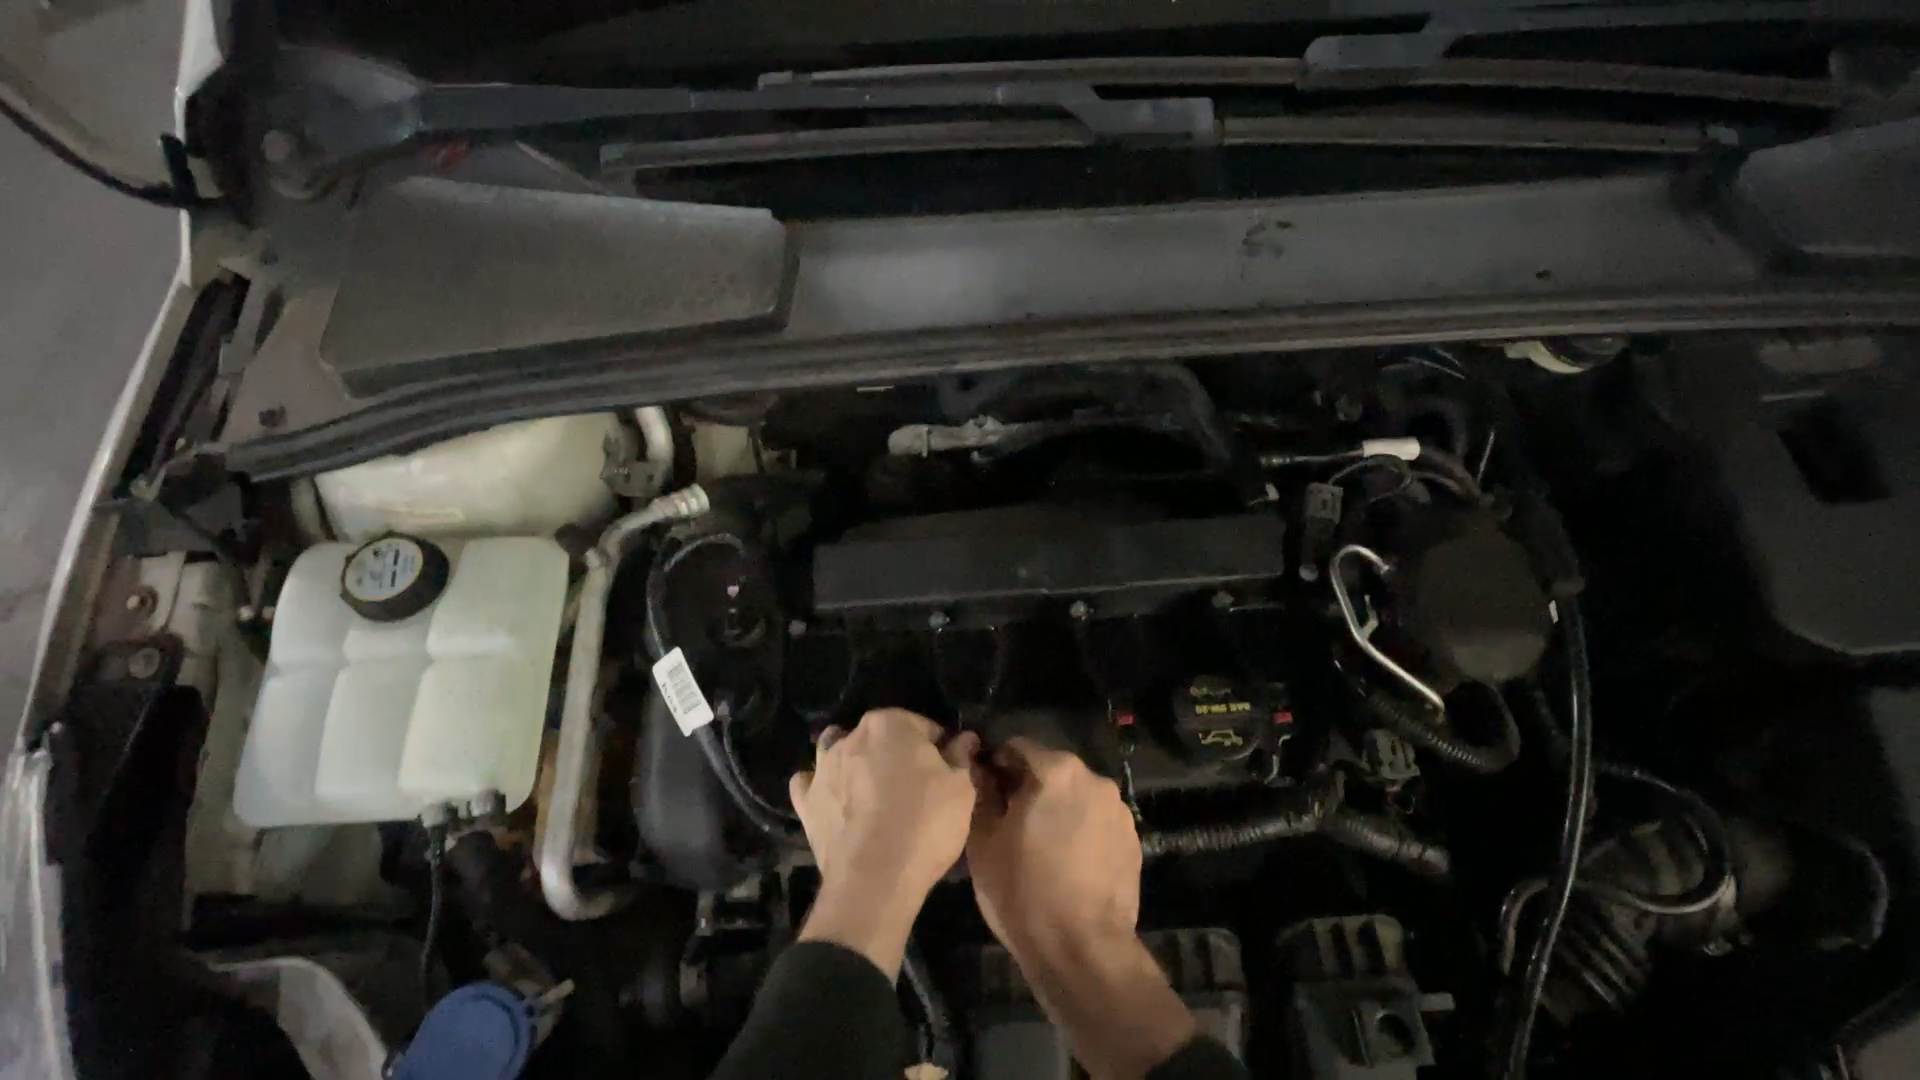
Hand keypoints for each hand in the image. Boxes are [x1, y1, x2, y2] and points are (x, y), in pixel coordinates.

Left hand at [789, 708, 979, 976]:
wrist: (875, 878)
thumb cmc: (925, 823)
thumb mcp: (961, 789)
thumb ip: (961, 756)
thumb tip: (963, 738)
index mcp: (890, 724)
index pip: (923, 727)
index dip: (940, 750)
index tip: (948, 774)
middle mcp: (851, 736)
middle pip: (882, 738)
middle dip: (898, 754)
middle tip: (918, 789)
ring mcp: (823, 768)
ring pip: (840, 752)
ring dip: (855, 763)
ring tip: (874, 792)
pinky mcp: (806, 802)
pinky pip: (811, 784)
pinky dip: (822, 787)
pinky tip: (836, 801)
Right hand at [967, 737, 1142, 958]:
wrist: (1082, 949)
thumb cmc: (1023, 890)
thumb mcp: (983, 841)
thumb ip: (981, 794)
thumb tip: (980, 770)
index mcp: (1056, 770)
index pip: (1018, 746)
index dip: (997, 764)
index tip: (986, 789)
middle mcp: (1094, 779)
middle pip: (1052, 769)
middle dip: (1029, 786)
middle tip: (1009, 820)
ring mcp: (1119, 810)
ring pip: (1077, 796)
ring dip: (1058, 807)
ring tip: (1040, 845)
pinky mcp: (1133, 840)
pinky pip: (1097, 822)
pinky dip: (1080, 830)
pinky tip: (1067, 863)